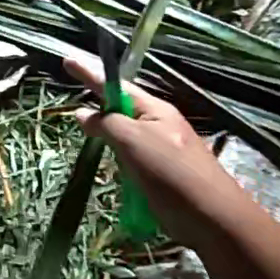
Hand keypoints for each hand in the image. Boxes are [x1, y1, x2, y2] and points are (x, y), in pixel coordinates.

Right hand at [63, 53, 243, 245]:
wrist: (212, 218)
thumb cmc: (171, 173)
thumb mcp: (132, 141)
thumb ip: (105, 124)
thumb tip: (83, 113)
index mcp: (154, 111)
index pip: (115, 86)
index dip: (90, 74)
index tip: (68, 60)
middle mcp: (158, 126)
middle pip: (121, 109)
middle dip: (99, 105)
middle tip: (76, 101)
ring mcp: (161, 151)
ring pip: (124, 136)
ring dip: (108, 138)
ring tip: (89, 135)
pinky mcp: (161, 175)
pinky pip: (131, 159)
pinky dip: (118, 162)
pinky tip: (111, 169)